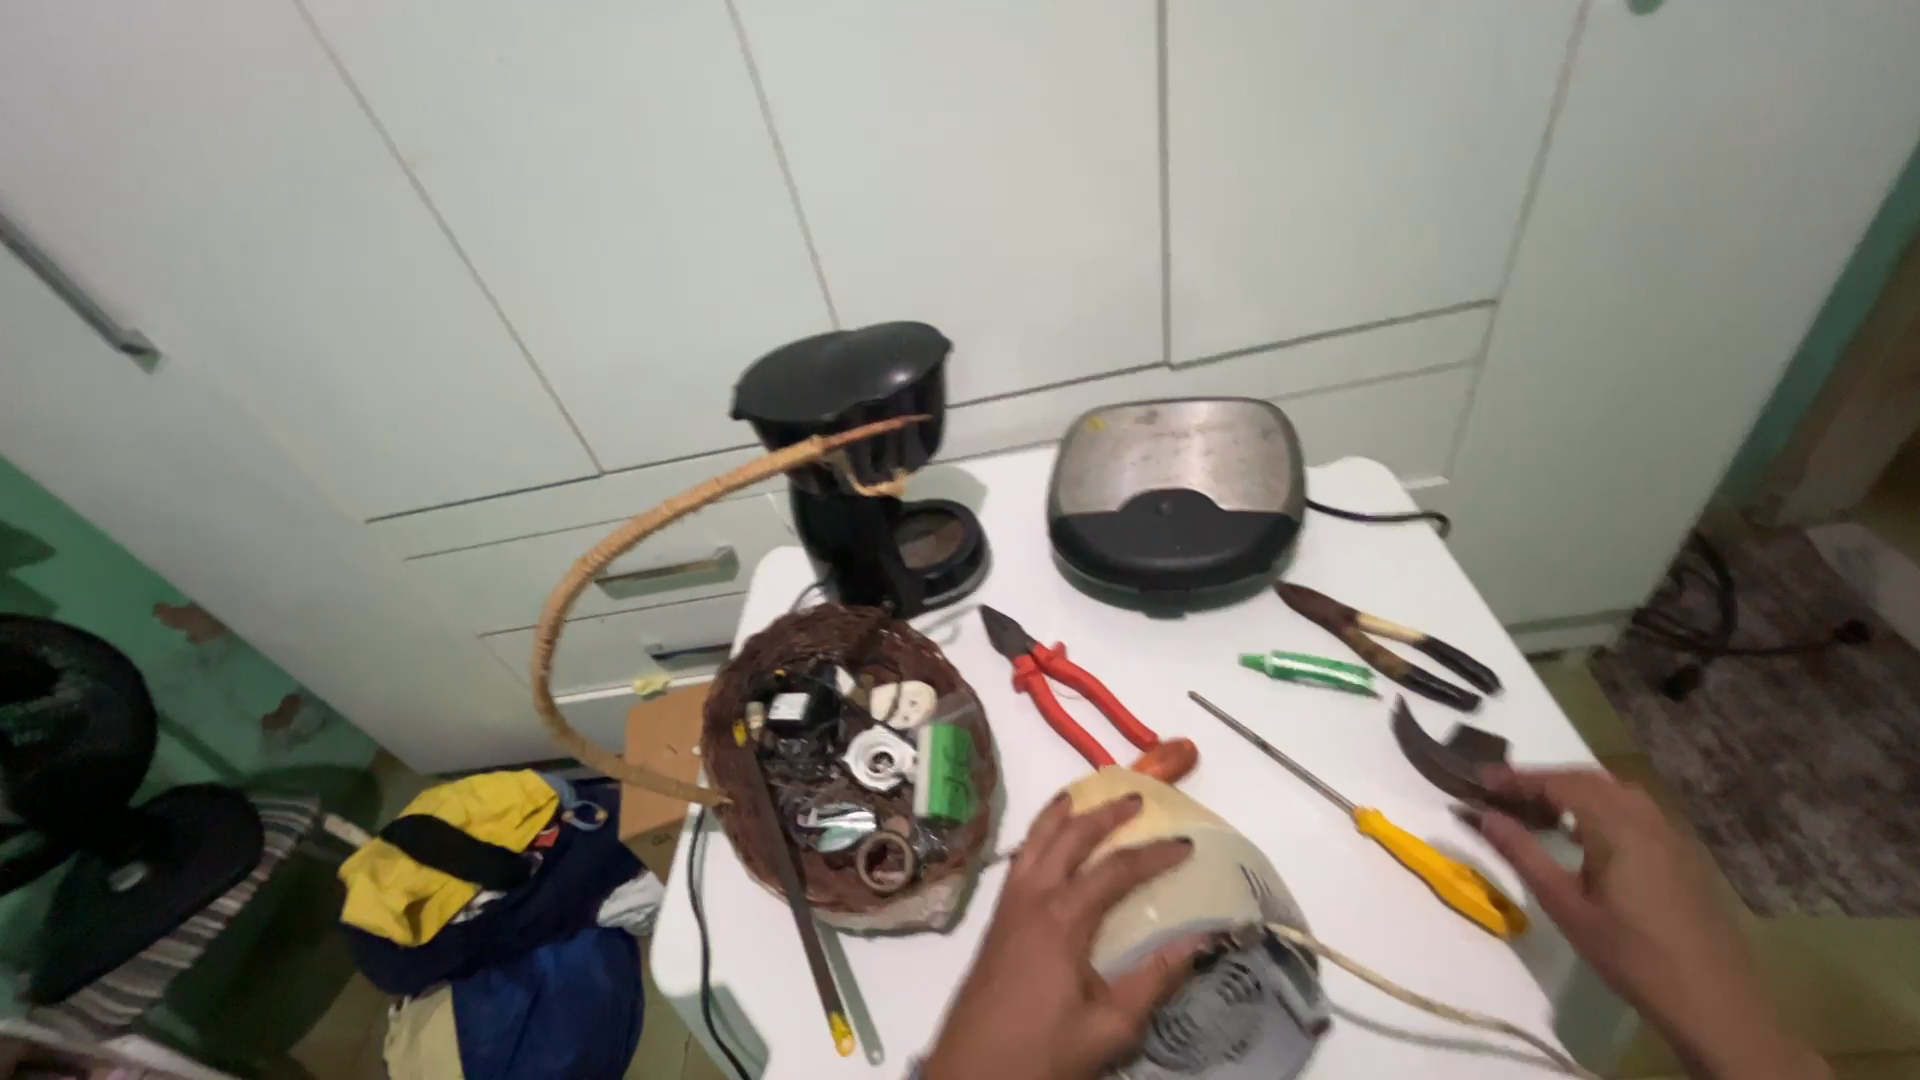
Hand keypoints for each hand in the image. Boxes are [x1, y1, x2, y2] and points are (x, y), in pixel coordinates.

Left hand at [922, 791, 1201, 1079]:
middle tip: (1136, 799)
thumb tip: (1199, 940)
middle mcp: (1033, 896)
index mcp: (1062, 918)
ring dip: (1063, 814)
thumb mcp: (1110, 1028)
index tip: (1185, 844)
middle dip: (1105, 814)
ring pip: (1036, 839)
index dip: (1153, 854)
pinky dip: (1037, 835)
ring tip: (1084, 795)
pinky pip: (1020, 857)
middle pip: (1070, 837)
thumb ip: (1154, 979)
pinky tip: (1047, 841)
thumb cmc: (1043, 1053)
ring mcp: (1009, 902)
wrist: (972, 1073)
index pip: (1115, 870)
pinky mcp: (996, 916)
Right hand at [1470, 768, 1826, 1079]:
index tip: (1478, 780)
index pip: (1559, 784)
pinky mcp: (1682, 858)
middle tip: (1502, 790)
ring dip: (1573, 788)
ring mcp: (1671, 839)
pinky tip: (1583, 831)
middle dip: (1543, 779)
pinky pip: (1635, 811)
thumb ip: (1522, 853)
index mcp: (1619, 829)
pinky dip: (1599, 804)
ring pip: (1616, 792)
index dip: (1516, 778)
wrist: (1716, 1006)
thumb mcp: (1564, 905)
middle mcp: (1648, 823)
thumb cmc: (1631, 955)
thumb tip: (1483, 814)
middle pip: (1588, 779)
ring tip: (1538, 806)